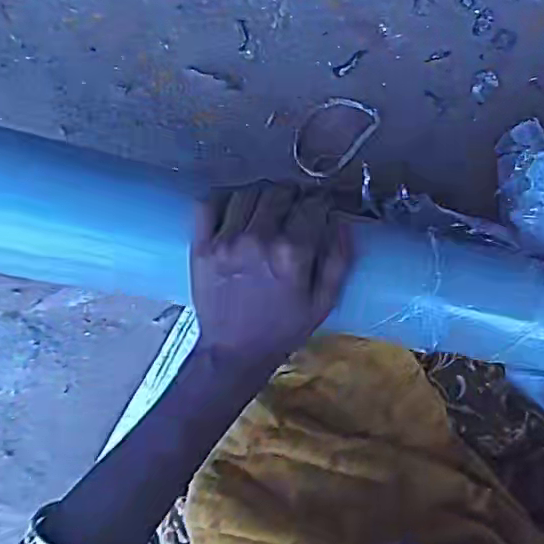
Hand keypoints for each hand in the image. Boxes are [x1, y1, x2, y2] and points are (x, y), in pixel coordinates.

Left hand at [189, 183, 351, 370]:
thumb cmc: (284, 328)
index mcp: (292, 253)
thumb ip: (339, 259)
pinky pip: (208, 204)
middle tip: (298, 204)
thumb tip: (341, 222)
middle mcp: (259, 239)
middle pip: (279, 193)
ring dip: (263, 193)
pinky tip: (237, 207)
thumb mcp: (325, 300)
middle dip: (294, 194)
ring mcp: (226, 240)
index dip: (321, 201)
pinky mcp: (201, 245)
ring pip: (247, 193)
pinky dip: (225, 198)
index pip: (311, 206)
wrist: (235, 351)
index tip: (323, 204)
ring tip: (269, 205)